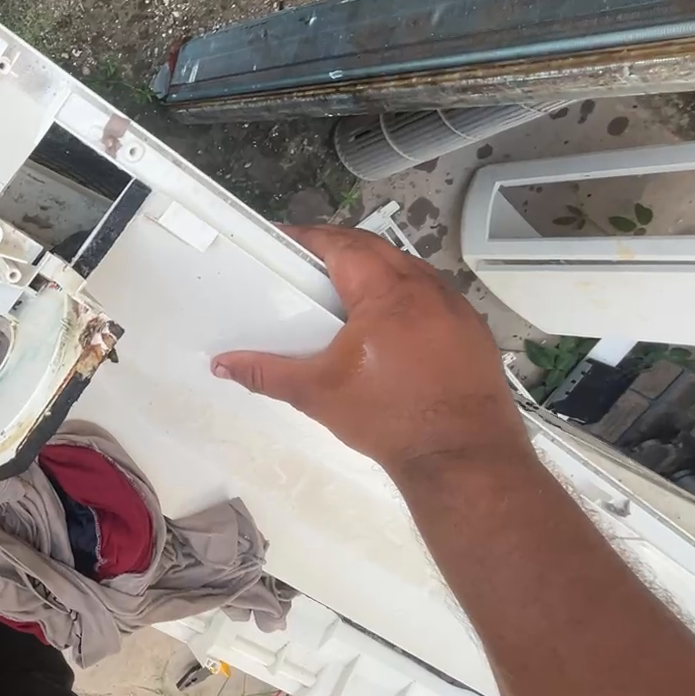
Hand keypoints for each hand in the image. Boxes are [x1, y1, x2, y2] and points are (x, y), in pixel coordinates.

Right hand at [212, 225, 528, 481]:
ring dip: (373, 264)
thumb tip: (222, 364)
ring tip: (341, 281)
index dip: (311, 236)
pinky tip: (385, 315)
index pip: (343, 246)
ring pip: (408, 267)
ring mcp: (455, 308)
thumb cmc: (388, 418)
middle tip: (305, 257)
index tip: (285, 239)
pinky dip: (402, 288)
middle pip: (376, 248)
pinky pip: (431, 291)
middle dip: (338, 246)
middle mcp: (426, 291)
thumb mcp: (314, 393)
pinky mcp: (472, 330)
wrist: (463, 458)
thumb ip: (264, 372)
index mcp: (387, 296)